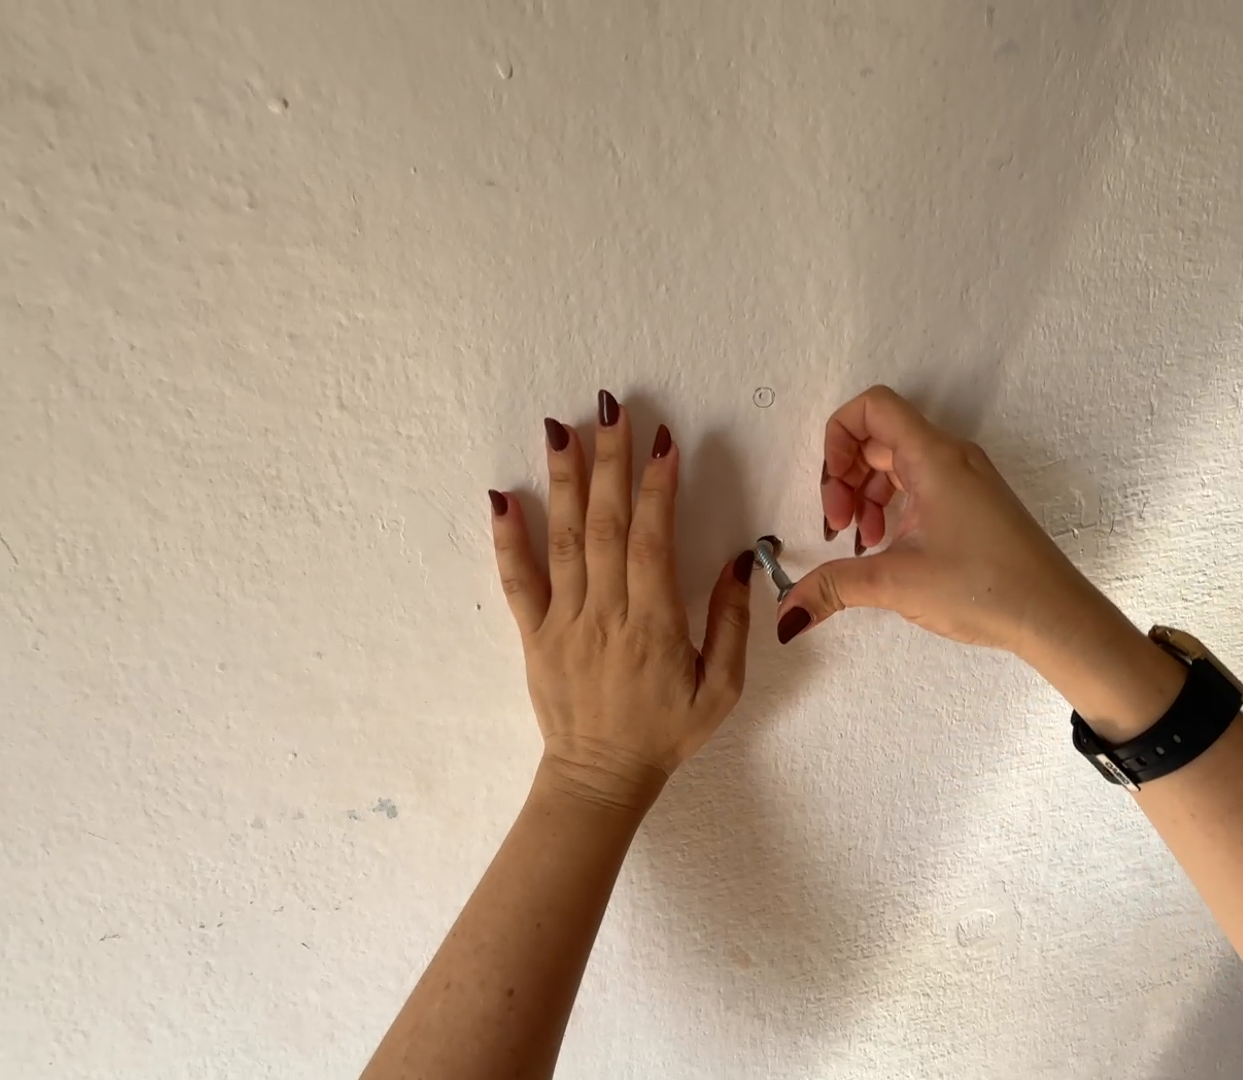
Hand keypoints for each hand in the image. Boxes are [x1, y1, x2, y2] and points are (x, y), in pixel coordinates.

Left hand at [489, 391, 755, 809]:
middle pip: (605, 527)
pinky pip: (516, 582)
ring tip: (562, 430)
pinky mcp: (533, 634)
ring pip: (562, 542)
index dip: (657, 489)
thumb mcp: (722, 689)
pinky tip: (503, 496)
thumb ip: (731, 623)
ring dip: (563, 482)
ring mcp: (562, 622)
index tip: (662, 442)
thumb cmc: (666, 732)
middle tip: (612, 408)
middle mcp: (604, 615)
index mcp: (654, 627)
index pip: (652, 543)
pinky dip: (507, 539)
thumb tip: (739, 560)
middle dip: (610, 463)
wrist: (600, 779)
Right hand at [782, 385, 1184, 734]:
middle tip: (839, 527)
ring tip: (862, 543)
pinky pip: (916, 485)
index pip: (872, 407)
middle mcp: (949, 457)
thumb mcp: (896, 583)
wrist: (1055, 616)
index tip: (833, 490)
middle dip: (845, 478)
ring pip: (895, 463)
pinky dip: (890, 507)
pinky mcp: (969, 502)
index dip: (837, 437)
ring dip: (866, 496)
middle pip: (877, 437)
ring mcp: (962, 479)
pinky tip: (885, 547)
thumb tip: (788, 611)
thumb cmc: (987, 587)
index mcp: (932, 457)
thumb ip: (832, 588)